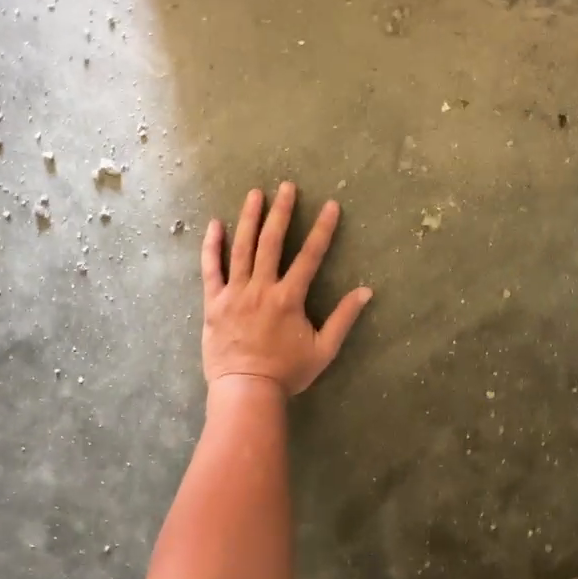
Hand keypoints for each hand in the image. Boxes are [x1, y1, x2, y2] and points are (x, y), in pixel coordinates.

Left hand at [201, 183, 372, 396]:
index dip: (323, 229)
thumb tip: (366, 291)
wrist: (245, 392)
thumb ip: (344, 318)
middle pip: (272, 242)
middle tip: (287, 187)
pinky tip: (216, 225)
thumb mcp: (324, 349)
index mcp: (289, 298)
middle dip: (282, 212)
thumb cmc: (287, 372)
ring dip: (250, 219)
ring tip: (255, 194)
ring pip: (242, 249)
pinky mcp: (213, 303)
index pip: (310, 256)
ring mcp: (234, 294)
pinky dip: (212, 246)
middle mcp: (262, 288)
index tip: (330, 205)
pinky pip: (211, 269)